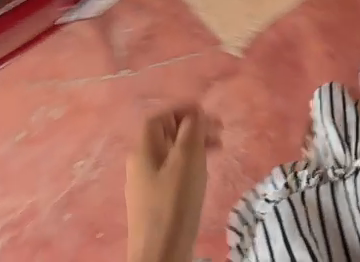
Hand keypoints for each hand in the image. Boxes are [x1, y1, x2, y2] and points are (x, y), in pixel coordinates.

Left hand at [126, 107, 209, 261]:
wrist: (161, 254)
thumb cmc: (175, 201)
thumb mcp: (187, 159)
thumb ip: (191, 130)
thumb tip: (194, 113)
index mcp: (144, 149)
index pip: (160, 118)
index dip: (183, 111)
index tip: (207, 114)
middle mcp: (140, 163)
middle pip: (167, 134)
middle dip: (193, 128)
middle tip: (219, 131)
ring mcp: (146, 184)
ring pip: (172, 153)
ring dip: (195, 145)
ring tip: (217, 149)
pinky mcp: (155, 201)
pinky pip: (173, 171)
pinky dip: (190, 164)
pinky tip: (204, 173)